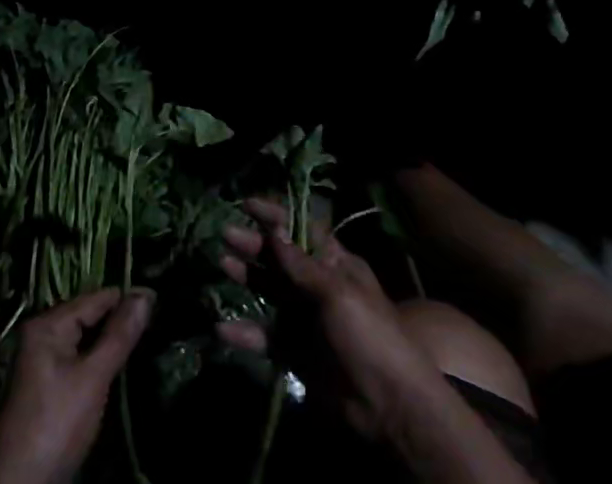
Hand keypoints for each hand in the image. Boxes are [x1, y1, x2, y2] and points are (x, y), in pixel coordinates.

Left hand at [0, 287, 153, 483]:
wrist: (20, 481)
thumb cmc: (58, 422)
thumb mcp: (94, 376)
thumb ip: (120, 334)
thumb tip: (146, 293)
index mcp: (48, 323)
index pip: (96, 298)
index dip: (127, 299)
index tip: (159, 301)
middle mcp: (42, 332)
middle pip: (89, 315)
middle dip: (119, 319)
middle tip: (156, 320)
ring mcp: (43, 357)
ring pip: (85, 337)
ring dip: (111, 339)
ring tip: (145, 336)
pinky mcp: (48, 381)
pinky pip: (79, 355)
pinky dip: (99, 356)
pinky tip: (119, 361)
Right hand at [217, 198, 447, 438]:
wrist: (389, 406)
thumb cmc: (369, 336)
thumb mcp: (337, 294)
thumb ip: (301, 264)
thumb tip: (274, 228)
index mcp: (337, 265)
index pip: (302, 230)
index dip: (276, 216)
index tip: (246, 204)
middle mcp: (318, 286)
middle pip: (281, 258)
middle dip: (255, 244)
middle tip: (226, 234)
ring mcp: (305, 318)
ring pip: (269, 291)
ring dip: (247, 277)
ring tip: (222, 264)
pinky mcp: (294, 351)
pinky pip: (264, 335)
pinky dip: (244, 332)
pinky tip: (222, 328)